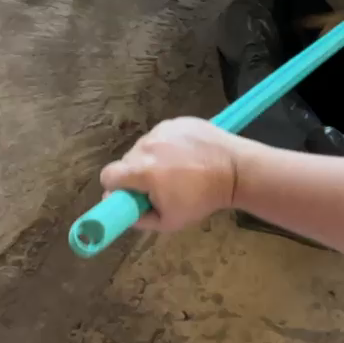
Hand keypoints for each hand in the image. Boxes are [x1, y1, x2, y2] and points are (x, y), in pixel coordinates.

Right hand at [98, 117, 240, 231]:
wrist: (235, 170)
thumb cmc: (202, 199)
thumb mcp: (169, 221)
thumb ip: (139, 219)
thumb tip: (122, 209)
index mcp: (142, 171)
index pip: (108, 176)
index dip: (115, 187)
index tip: (130, 194)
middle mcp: (147, 146)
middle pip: (127, 161)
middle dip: (136, 175)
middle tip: (159, 186)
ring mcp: (162, 130)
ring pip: (144, 148)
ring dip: (152, 159)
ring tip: (177, 170)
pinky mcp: (175, 121)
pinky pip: (161, 136)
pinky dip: (167, 146)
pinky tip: (186, 156)